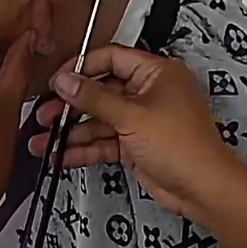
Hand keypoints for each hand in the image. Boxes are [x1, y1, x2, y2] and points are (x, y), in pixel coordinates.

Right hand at [29, 45, 246, 217]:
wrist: (203, 189)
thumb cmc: (182, 146)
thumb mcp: (132, 116)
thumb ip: (94, 98)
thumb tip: (65, 80)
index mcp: (157, 73)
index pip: (112, 59)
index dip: (82, 68)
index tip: (56, 81)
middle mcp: (150, 93)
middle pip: (102, 92)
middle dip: (71, 106)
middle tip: (44, 115)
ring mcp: (143, 121)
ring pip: (101, 121)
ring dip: (73, 131)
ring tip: (43, 141)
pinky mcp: (138, 146)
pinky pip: (106, 142)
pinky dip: (85, 149)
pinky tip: (62, 156)